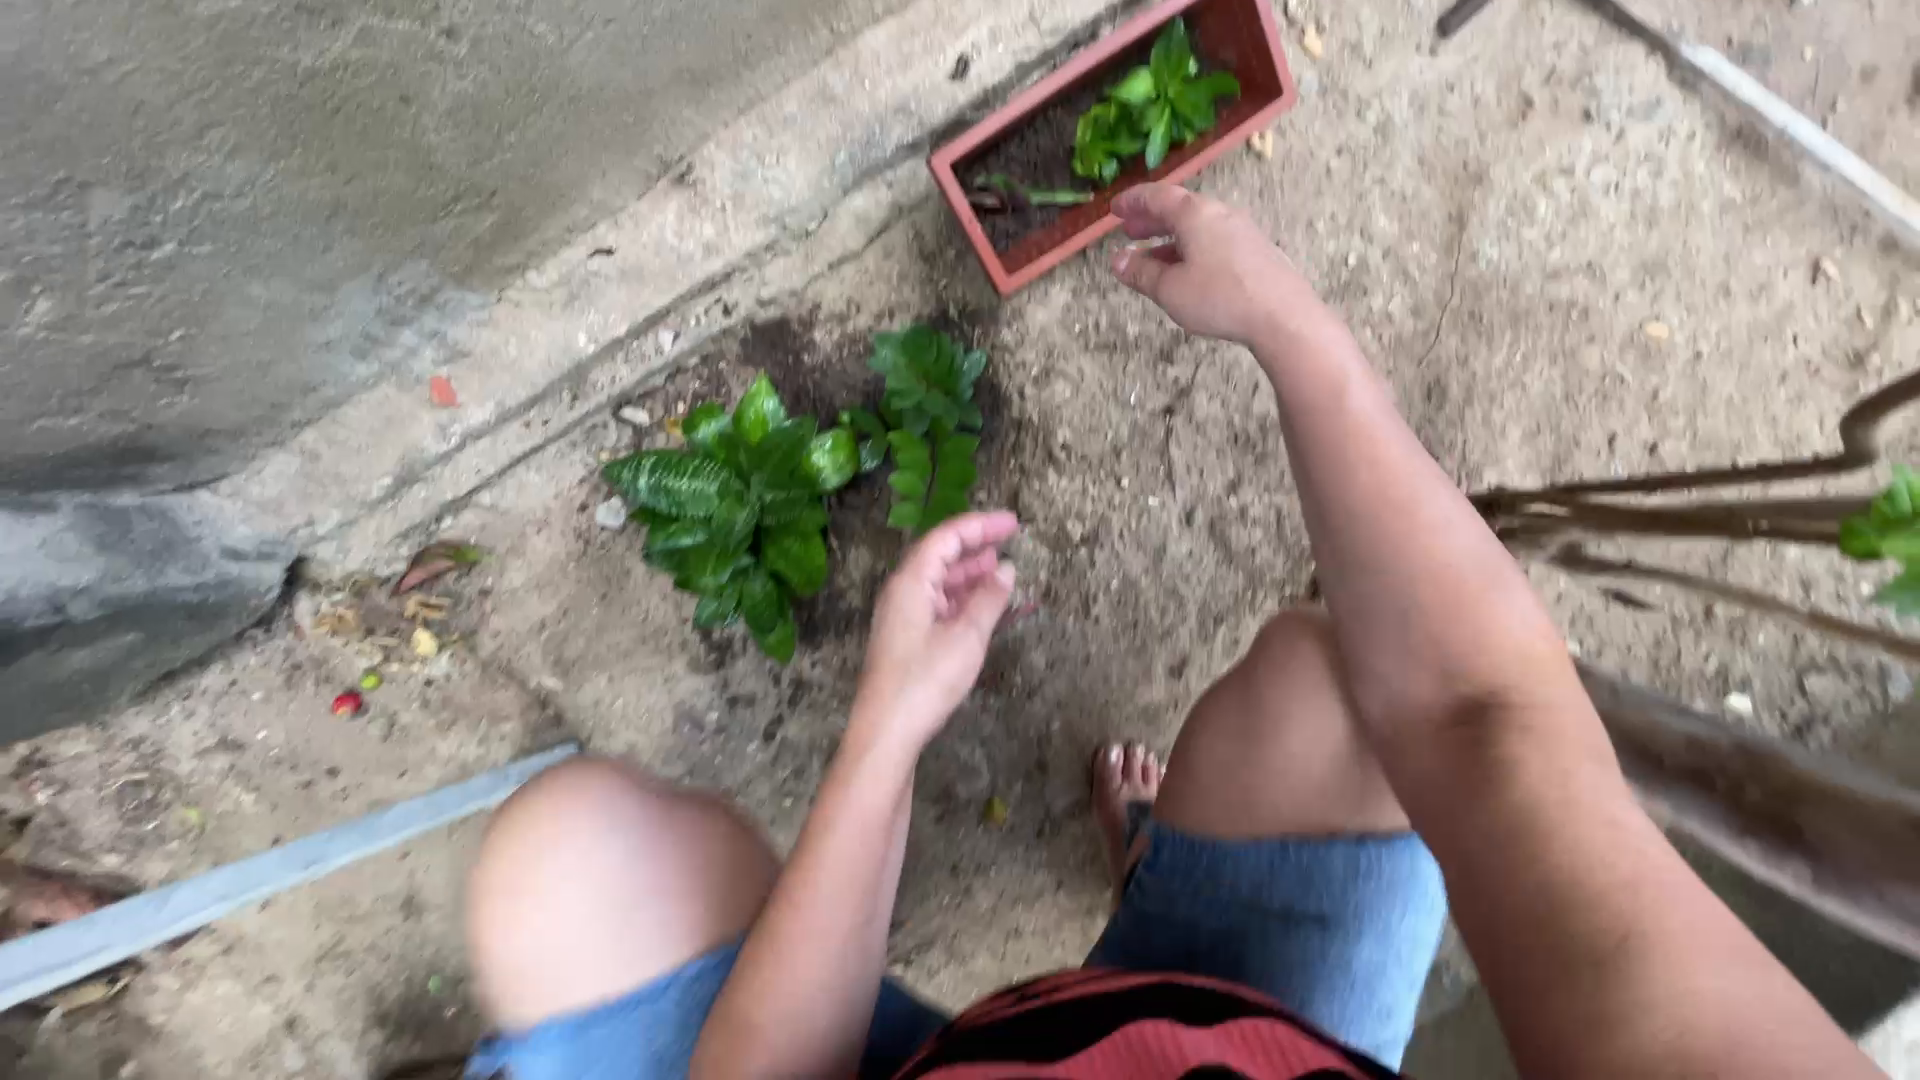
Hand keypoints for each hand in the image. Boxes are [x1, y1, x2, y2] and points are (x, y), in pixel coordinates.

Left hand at [850, 511, 1019, 752]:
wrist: (885, 733)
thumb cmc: (925, 681)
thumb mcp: (966, 637)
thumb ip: (989, 599)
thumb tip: (1007, 569)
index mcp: (911, 582)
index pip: (946, 537)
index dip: (980, 526)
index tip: (1013, 523)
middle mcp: (902, 593)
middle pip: (940, 557)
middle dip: (975, 548)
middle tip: (1010, 542)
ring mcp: (903, 618)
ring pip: (940, 584)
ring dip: (971, 576)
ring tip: (1003, 573)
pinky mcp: (907, 641)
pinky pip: (939, 608)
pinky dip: (964, 604)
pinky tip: (987, 610)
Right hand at [1108, 183, 1324, 346]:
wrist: (1282, 315)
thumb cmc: (1219, 298)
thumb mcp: (1170, 289)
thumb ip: (1141, 273)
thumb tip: (1116, 260)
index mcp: (1195, 214)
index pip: (1158, 197)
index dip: (1133, 201)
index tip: (1114, 209)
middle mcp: (1219, 213)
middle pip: (1179, 209)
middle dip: (1151, 220)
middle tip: (1129, 232)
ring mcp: (1240, 230)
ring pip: (1197, 227)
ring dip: (1170, 238)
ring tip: (1151, 258)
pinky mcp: (1253, 250)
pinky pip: (1212, 240)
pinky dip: (1190, 248)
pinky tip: (1185, 271)